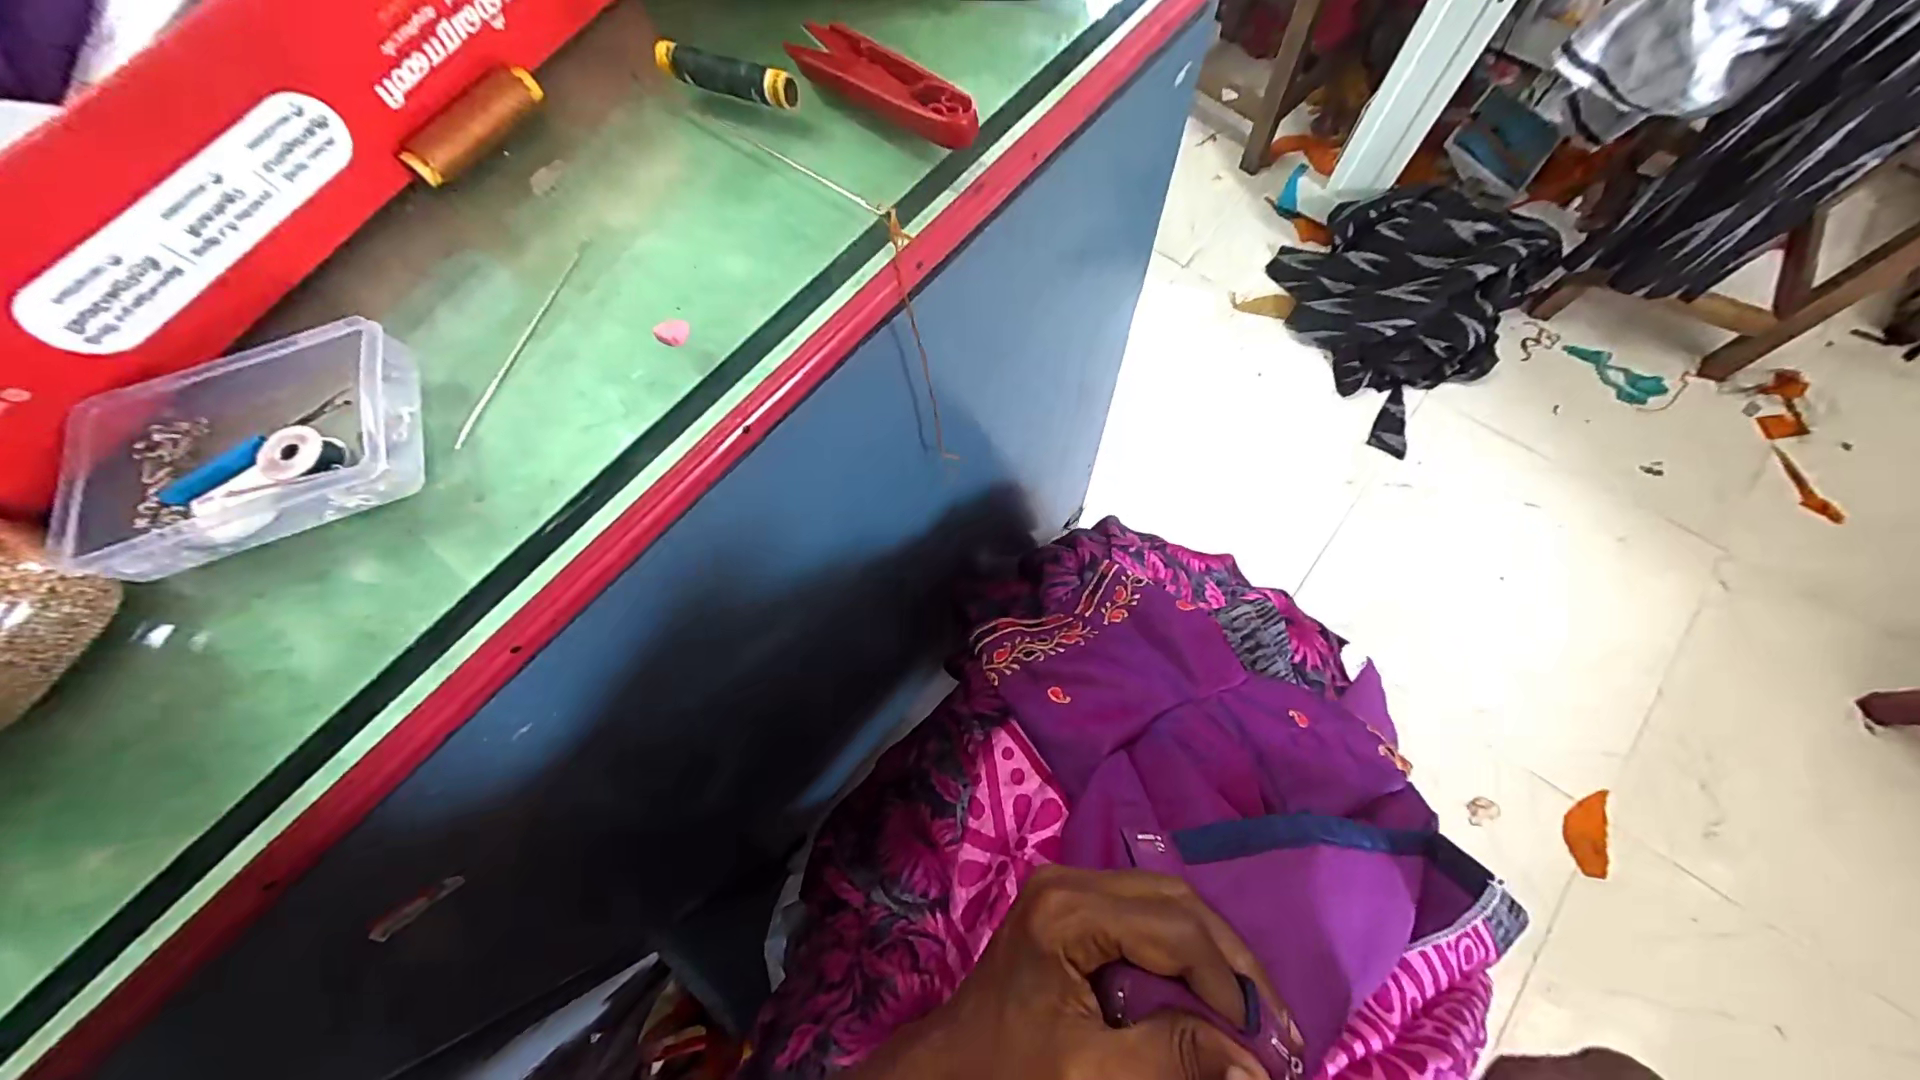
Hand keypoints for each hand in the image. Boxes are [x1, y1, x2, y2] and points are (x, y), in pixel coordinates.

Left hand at [845, 866, 1300, 1079]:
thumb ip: (1171, 1059)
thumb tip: (1256, 1066)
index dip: (1228, 983)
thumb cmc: (1011, 1069)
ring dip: (1212, 950)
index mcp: (1068, 909)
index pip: (1172, 927)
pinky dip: (1182, 947)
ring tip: (1252, 1009)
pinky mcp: (1071, 901)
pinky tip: (1208, 987)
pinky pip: (1143, 911)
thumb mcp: (1090, 1074)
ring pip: (1163, 899)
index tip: (1269, 1046)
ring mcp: (1068, 884)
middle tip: (1276, 1024)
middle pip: (1174, 900)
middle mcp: (1069, 879)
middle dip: (1230, 959)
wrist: (949, 1064)